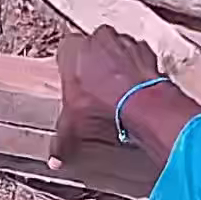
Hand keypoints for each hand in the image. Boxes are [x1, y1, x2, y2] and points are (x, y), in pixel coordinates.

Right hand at [51, 26, 200, 167]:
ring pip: (115, 50)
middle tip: (95, 90)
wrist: (139, 104)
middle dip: (94, 65)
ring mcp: (123, 42)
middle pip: (92, 49)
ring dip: (115, 66)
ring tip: (115, 93)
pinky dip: (135, 71)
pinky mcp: (145, 51)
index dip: (70, 69)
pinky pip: (137, 58)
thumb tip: (55, 160)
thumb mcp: (73, 128)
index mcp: (73, 51)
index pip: (65, 51)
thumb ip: (61, 142)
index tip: (74, 83)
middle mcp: (97, 40)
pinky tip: (133, 92)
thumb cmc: (102, 106)